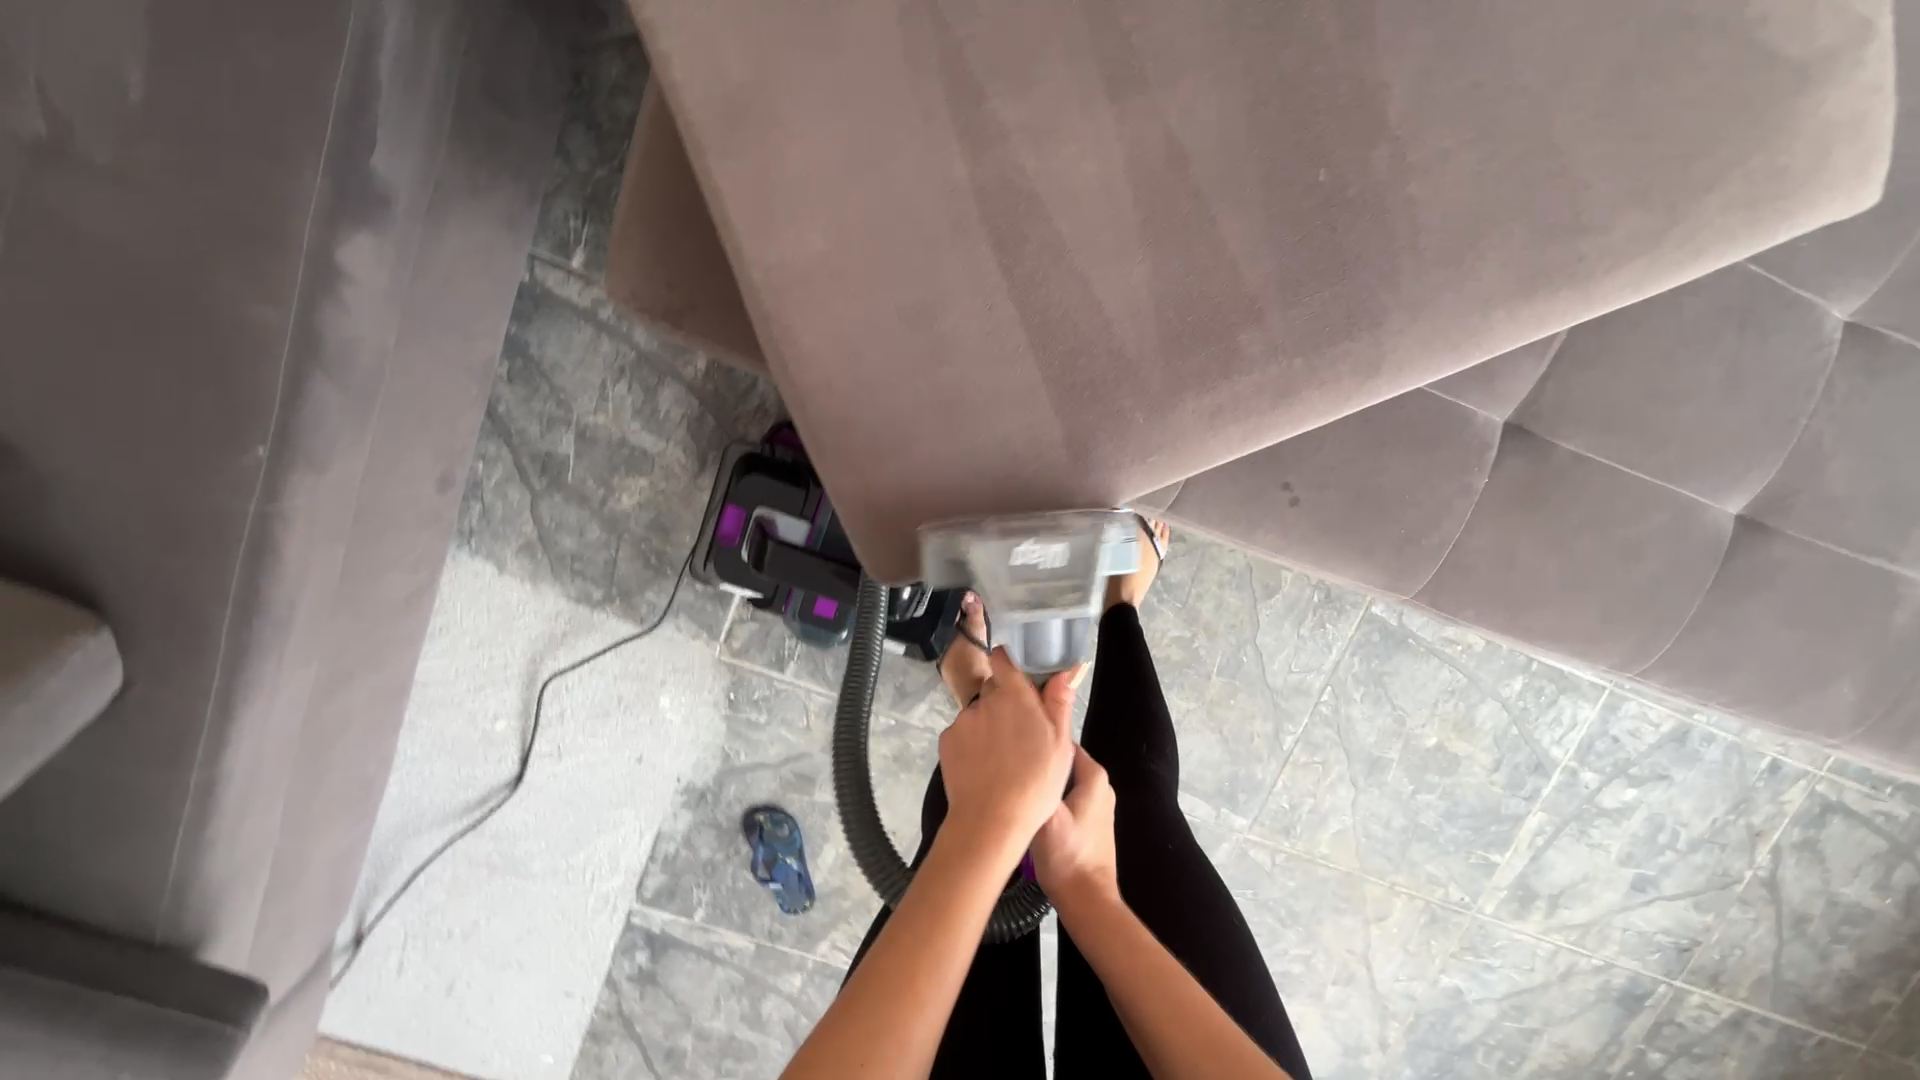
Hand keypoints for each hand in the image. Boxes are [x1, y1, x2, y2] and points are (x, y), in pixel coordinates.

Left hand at [937, 647, 1079, 862]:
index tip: (1021, 677)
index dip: (1010, 662)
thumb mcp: (1061, 743)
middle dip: (1004, 700)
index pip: (1003, 658)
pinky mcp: (946, 741)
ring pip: (978, 713)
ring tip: (1002, 756)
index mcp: (1014, 695)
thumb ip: (1060, 701)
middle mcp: (984, 700)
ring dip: (988, 724)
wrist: (990, 821)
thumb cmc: (1035, 782)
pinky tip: (984, 766)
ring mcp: (962, 721)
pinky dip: (971, 743)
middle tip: (1020, 730)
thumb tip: (1069, 667)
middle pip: (993, 688)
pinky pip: (962, 734)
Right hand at [1031, 746, 1119, 915]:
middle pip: (1063, 762)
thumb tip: (1018, 756)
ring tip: (1015, 784)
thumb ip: (1038, 783)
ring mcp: (1097, 805)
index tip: (1015, 747)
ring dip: (1043, 783)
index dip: (1039, 741)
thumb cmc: (1067, 856)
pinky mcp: (1089, 823)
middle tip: (1011, 767)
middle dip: (1040, 763)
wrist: (1086, 900)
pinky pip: (1066, 799)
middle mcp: (1100, 786)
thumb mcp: (1047, 817)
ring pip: (1063, 782)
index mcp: (1094, 777)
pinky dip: (1050, 799)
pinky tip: (1029, 807)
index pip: (1063, 742)